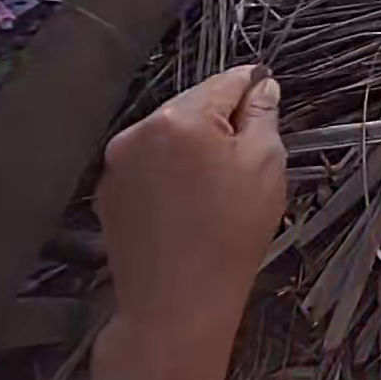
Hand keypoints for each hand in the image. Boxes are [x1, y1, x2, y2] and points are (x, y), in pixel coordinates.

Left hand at [97, 65, 286, 338]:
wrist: (178, 299)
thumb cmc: (232, 226)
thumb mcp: (266, 161)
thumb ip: (263, 114)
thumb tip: (263, 86)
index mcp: (180, 118)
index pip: (228, 80)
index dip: (257, 88)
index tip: (271, 106)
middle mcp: (139, 131)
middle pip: (196, 102)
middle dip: (226, 117)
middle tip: (251, 153)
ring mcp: (117, 163)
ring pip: (173, 130)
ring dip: (200, 140)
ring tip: (222, 178)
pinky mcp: (109, 192)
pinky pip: (152, 159)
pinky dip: (175, 165)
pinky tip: (193, 196)